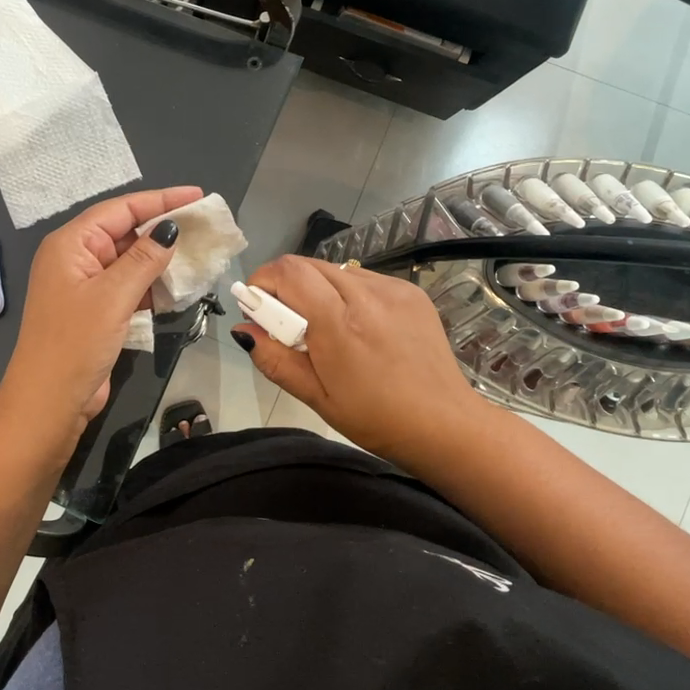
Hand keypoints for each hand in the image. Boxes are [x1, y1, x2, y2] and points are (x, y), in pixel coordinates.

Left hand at [0, 187, 201, 432]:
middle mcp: (74, 260)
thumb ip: (144, 259)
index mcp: (70, 245)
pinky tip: (177, 289)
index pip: (120, 210)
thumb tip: (170, 229)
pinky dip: (150, 287)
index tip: (197, 195)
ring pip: (128, 263)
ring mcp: (83, 288)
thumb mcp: (113, 296)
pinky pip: (127, 289)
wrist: (48, 402)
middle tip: (206, 229)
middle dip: (162, 231)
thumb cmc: (75, 343)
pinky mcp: (94, 314)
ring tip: (200, 256)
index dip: (160, 200)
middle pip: (124, 233)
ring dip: (159, 262)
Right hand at [231, 255, 501, 466]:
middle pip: (308, 265)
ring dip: (316, 288)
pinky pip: (363, 279)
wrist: (445, 424)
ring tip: (324, 327)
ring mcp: (393, 289)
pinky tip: (356, 326)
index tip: (257, 307)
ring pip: (335, 270)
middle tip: (286, 323)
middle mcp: (366, 295)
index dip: (263, 280)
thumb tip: (244, 329)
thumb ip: (275, 359)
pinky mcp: (411, 292)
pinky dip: (347, 293)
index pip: (289, 272)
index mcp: (338, 323)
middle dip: (286, 286)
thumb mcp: (315, 396)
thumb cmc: (374, 418)